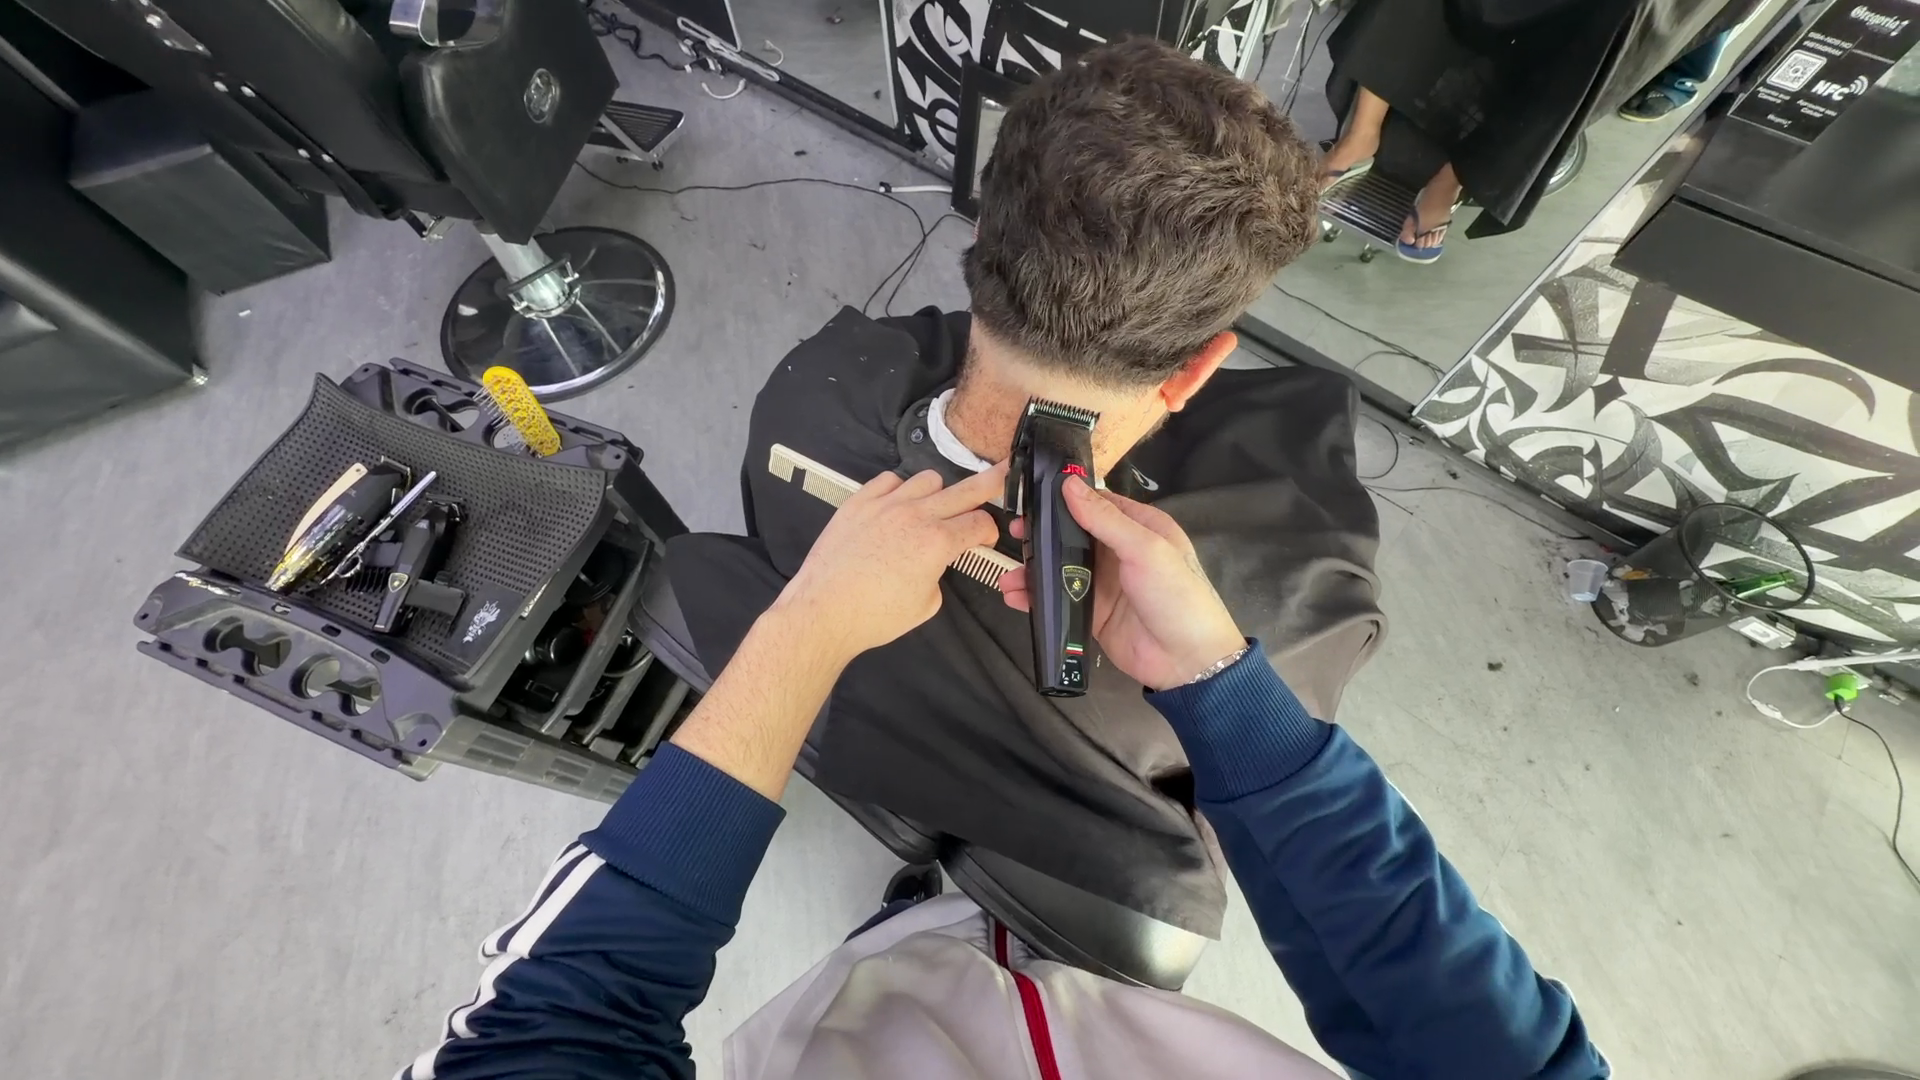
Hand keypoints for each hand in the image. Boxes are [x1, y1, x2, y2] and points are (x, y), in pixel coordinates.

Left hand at [774, 461, 1006, 666]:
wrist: (823, 611)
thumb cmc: (875, 616)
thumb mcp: (926, 605)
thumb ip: (939, 574)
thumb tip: (935, 563)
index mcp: (938, 543)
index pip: (980, 523)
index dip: (989, 532)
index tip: (984, 539)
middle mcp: (916, 515)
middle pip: (967, 488)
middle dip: (992, 483)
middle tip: (1006, 474)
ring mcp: (886, 504)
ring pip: (928, 479)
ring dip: (938, 493)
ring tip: (932, 509)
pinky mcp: (858, 501)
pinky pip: (889, 480)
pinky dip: (899, 489)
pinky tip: (896, 506)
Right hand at [999, 477, 1243, 690]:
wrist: (1188, 661)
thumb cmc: (1176, 596)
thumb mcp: (1144, 550)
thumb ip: (1104, 519)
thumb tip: (1069, 483)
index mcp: (1140, 528)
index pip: (1096, 504)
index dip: (1065, 499)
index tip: (1032, 497)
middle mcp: (1119, 552)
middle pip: (1072, 536)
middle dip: (1041, 536)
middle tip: (1014, 533)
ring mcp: (1104, 583)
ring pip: (1060, 569)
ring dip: (1033, 571)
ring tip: (1008, 577)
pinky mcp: (1092, 612)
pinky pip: (1058, 600)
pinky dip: (1036, 598)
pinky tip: (1015, 598)